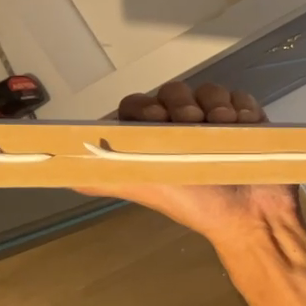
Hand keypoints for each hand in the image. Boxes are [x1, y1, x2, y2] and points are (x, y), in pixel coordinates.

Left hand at [76, 82, 298, 249]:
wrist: (251, 214)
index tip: (157, 119)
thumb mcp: (140, 188)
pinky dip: (243, 106)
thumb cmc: (195, 203)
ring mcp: (218, 123)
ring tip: (225, 125)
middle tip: (193, 123)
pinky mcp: (250, 121)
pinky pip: (242, 97)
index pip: (139, 105)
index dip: (146, 106)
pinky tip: (244, 123)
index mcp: (153, 141)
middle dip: (182, 103)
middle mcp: (183, 128)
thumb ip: (99, 175)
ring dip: (216, 103)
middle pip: (174, 91)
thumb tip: (55, 162)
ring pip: (209, 90)